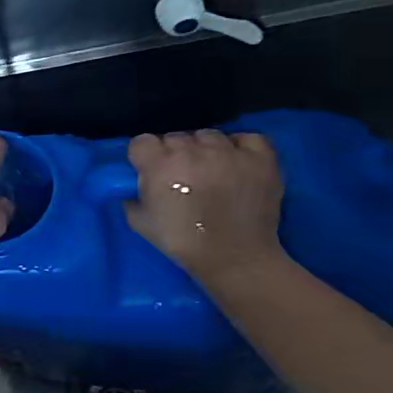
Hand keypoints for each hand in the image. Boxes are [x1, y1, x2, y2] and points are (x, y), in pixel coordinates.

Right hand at [125, 130, 286, 282]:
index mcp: (159, 166)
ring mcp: (229, 153)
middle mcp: (193, 152)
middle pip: (175, 136)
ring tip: (209, 168)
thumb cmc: (181, 241)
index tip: (148, 169)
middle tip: (179, 174)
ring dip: (204, 149)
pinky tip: (235, 161)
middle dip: (172, 153)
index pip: (142, 141)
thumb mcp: (139, 221)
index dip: (143, 156)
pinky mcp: (260, 159)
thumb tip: (136, 183)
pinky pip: (247, 138)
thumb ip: (132, 195)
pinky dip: (239, 146)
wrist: (233, 256)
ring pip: (208, 135)